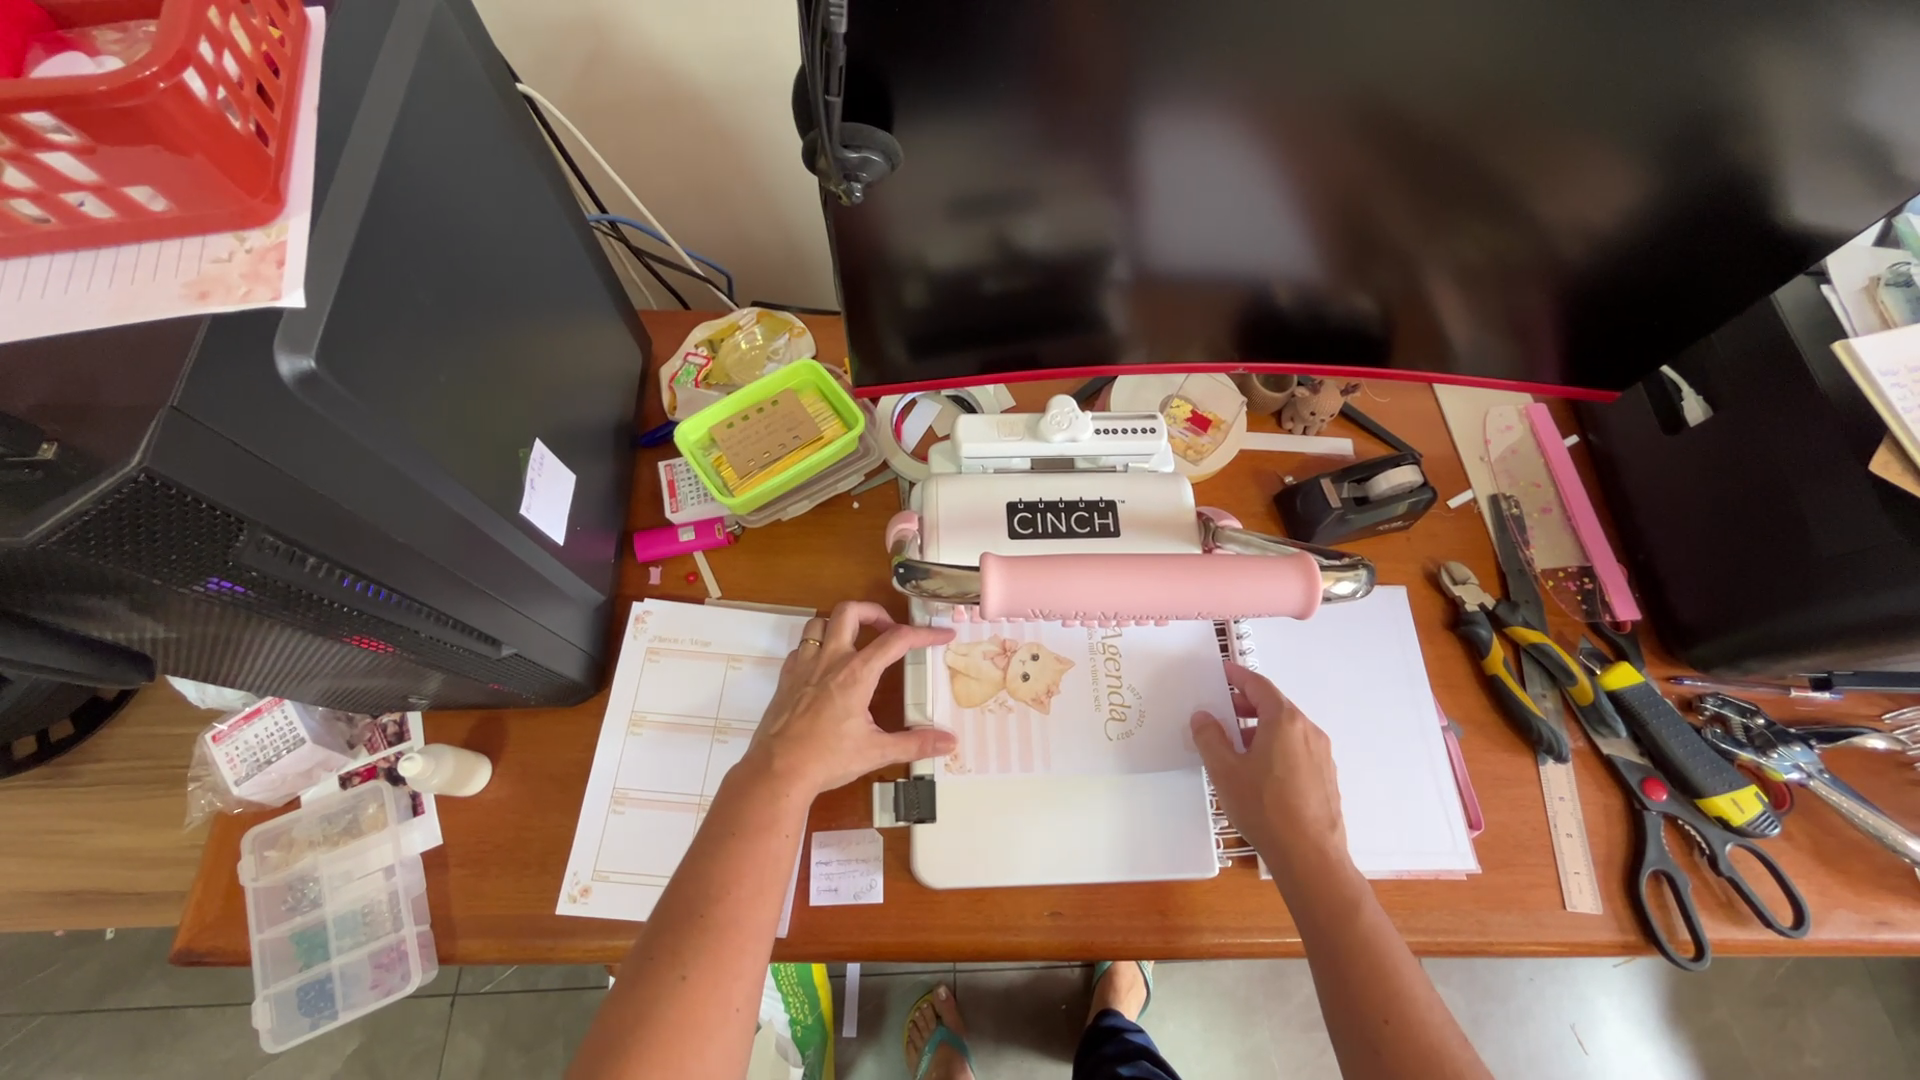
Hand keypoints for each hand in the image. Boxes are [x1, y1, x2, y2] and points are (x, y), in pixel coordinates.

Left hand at [746, 601, 956, 796]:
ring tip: (856, 641)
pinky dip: (817, 646)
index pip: (897, 640)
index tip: (942, 635)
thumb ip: (915, 744)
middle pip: (850, 611)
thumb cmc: (826, 759)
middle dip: (874, 612)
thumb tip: (949, 743)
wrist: (776, 772)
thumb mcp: (876, 752)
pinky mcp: (786, 677)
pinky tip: (826, 666)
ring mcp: (804, 665)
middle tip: (888, 630)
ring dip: (841, 624)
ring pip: (820, 622)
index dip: (924, 633)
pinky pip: (802, 647)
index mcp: (856, 673)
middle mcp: (830, 660)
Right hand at [1191, 662, 1351, 884]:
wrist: (1310, 857)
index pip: (1259, 686)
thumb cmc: (1264, 808)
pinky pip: (1296, 749)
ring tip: (1234, 745)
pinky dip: (1275, 746)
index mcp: (1284, 722)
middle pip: (1275, 706)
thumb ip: (1209, 737)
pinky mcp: (1326, 777)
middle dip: (1246, 704)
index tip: (1222, 672)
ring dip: (1259, 728)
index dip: (1238, 676)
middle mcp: (1308, 731)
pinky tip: (1258, 770)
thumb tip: (1203, 716)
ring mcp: (1322, 755)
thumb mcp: (1224, 770)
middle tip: (1221, 709)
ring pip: (1286, 729)